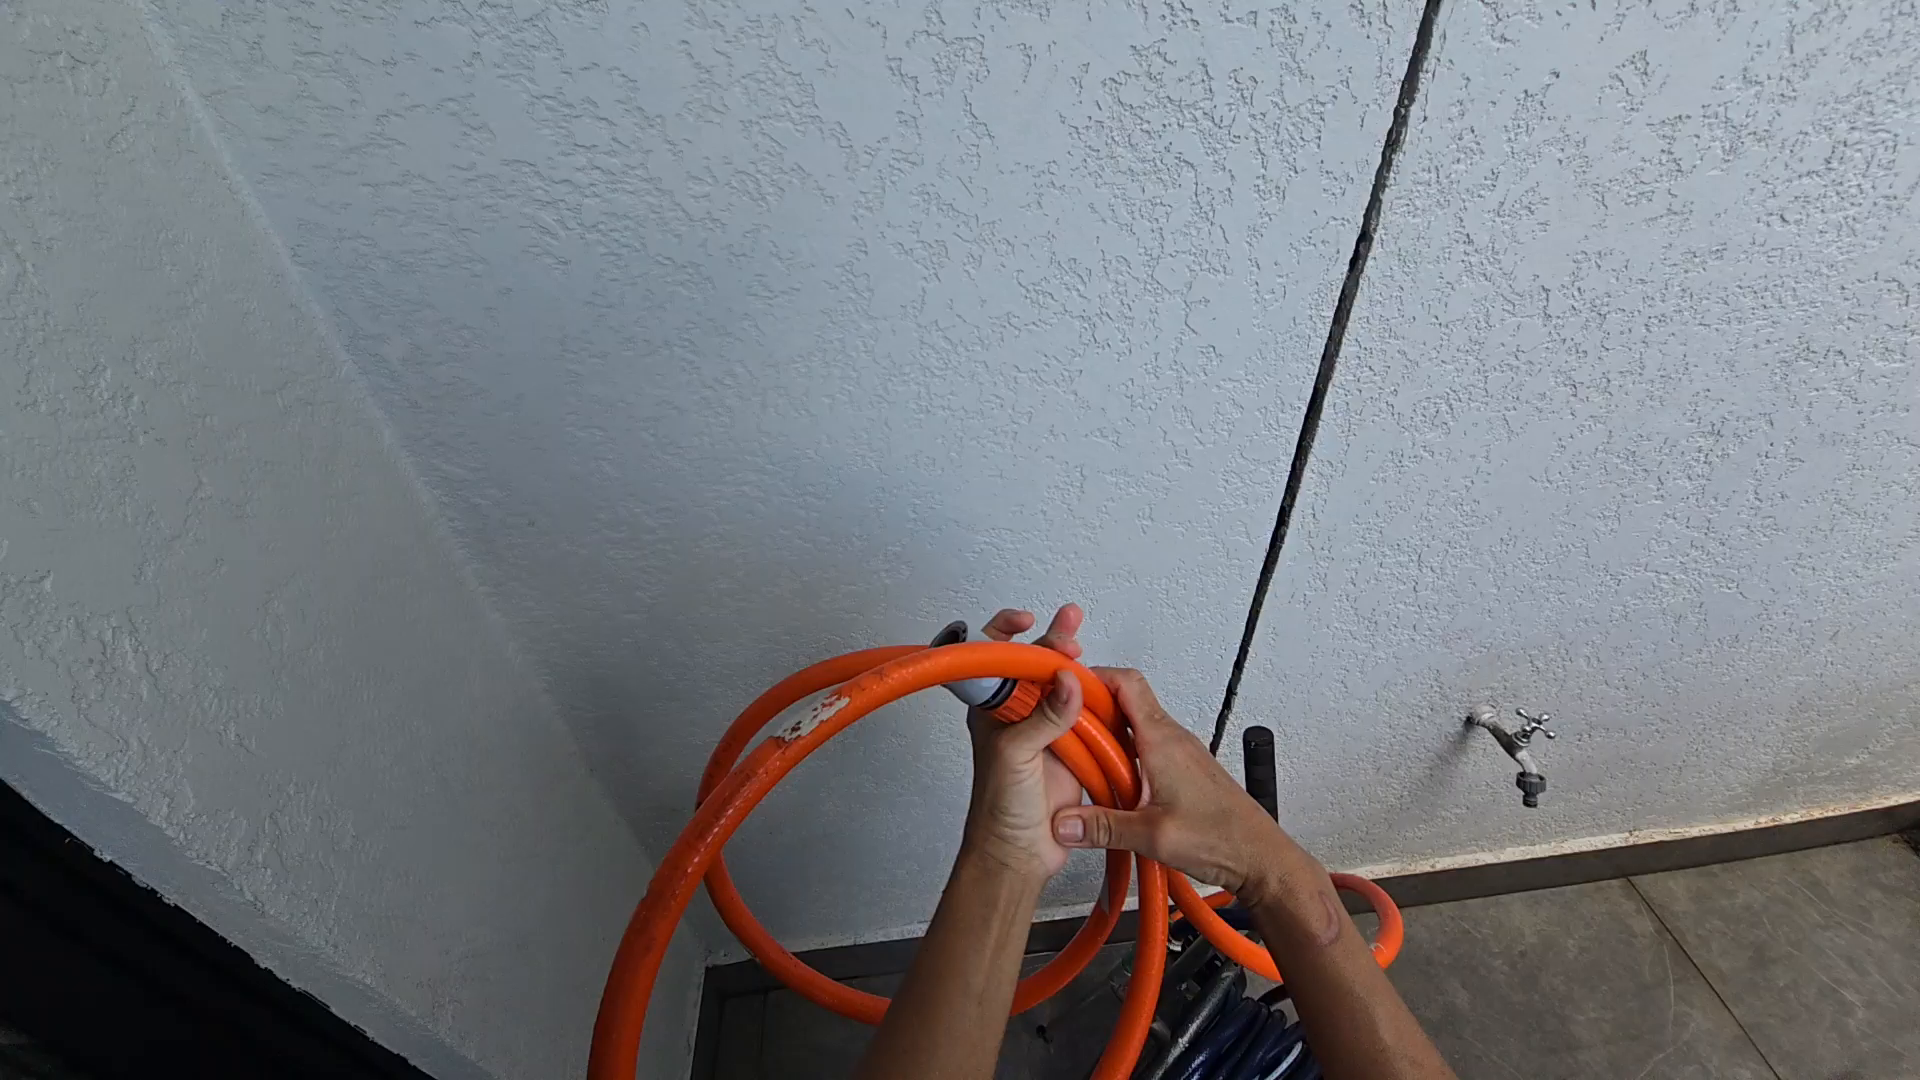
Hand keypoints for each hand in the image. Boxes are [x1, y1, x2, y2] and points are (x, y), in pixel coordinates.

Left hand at [960, 605, 1086, 879]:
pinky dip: (1095, 695)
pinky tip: (1102, 683)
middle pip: (1034, 664)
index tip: (1026, 619)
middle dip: (1051, 640)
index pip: (993, 657)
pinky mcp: (1070, 744)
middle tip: (1070, 629)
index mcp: (991, 708)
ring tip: (1083, 640)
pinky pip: (1085, 712)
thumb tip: (1067, 680)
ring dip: (1075, 663)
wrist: (1020, 853)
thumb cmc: (999, 807)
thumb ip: (1043, 718)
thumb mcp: (1016, 755)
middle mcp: (1016, 712)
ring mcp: (1044, 727)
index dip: (1005, 631)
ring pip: (1061, 684)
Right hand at [1051, 668, 1310, 903]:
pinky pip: (1145, 743)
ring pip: (1133, 722)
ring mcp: (1178, 751)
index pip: (1126, 682)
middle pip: (1125, 698)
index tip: (1065, 687)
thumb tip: (1063, 822)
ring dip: (1106, 729)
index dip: (1093, 678)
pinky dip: (1122, 750)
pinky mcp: (1181, 767)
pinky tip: (1109, 777)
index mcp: (1162, 740)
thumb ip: (1103, 827)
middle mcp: (1171, 737)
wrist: (1262, 859)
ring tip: (1079, 750)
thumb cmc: (1223, 840)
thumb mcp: (1152, 836)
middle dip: (1091, 704)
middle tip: (1061, 720)